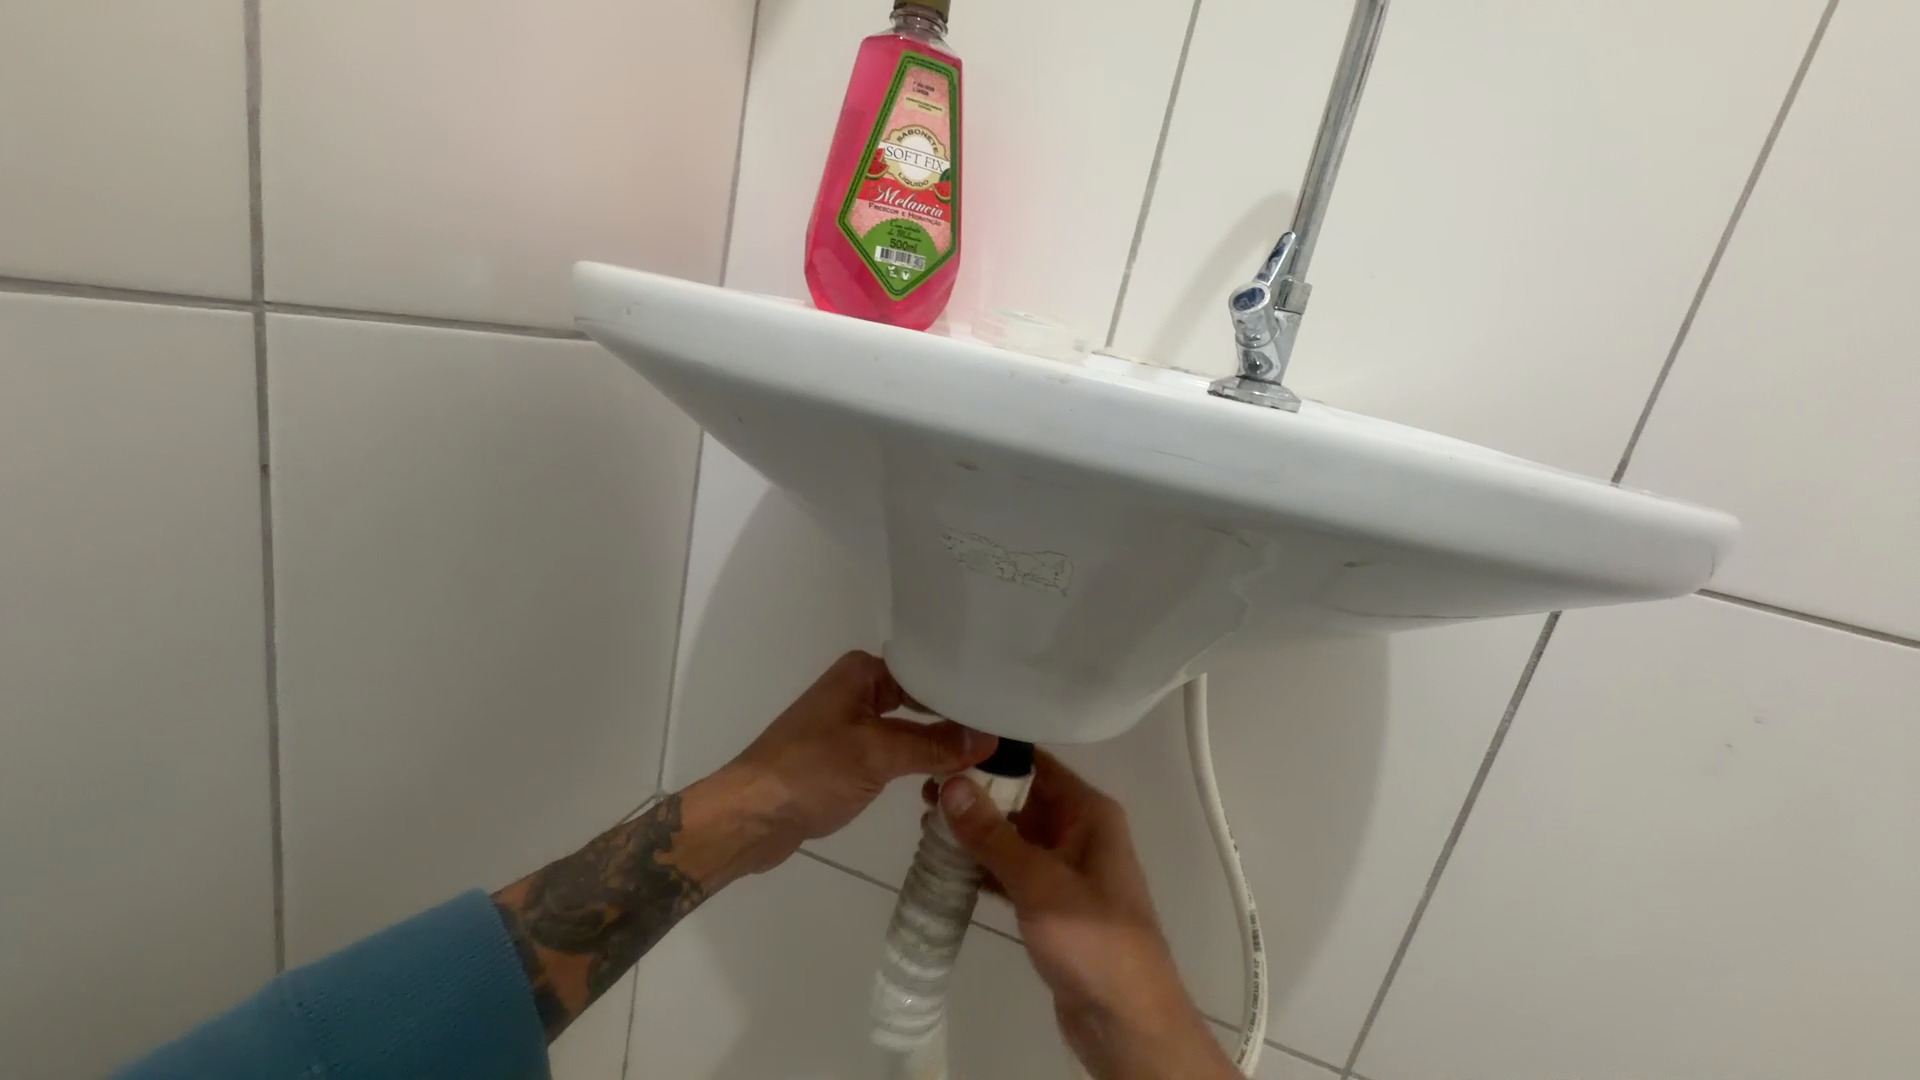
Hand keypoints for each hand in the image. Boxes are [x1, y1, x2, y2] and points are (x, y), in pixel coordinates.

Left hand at [700, 651, 996, 880]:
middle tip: (1004, 735)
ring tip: (987, 760)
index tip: (1003, 708)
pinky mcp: (848, 758)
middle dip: (956, 721)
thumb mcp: (878, 755)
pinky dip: (918, 764)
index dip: (964, 692)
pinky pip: (894, 753)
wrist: (750, 817)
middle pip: (921, 700)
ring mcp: (852, 725)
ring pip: (910, 730)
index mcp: (863, 674)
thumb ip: (934, 746)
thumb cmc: (810, 772)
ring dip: (939, 746)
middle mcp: (859, 691)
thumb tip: (989, 739)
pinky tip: (946, 781)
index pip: (928, 673)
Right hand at [934, 754, 1236, 1079]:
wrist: (1126, 1020)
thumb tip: (950, 784)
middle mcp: (1080, 831)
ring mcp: (1066, 869)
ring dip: (976, 832)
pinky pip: (1013, 871)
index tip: (948, 749)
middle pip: (1022, 799)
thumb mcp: (1038, 881)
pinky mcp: (1052, 902)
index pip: (1038, 765)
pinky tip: (948, 865)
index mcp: (1089, 813)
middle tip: (925, 792)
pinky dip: (985, 866)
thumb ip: (992, 834)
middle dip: (977, 796)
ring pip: (1014, 836)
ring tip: (927, 824)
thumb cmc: (1091, 938)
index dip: (995, 755)